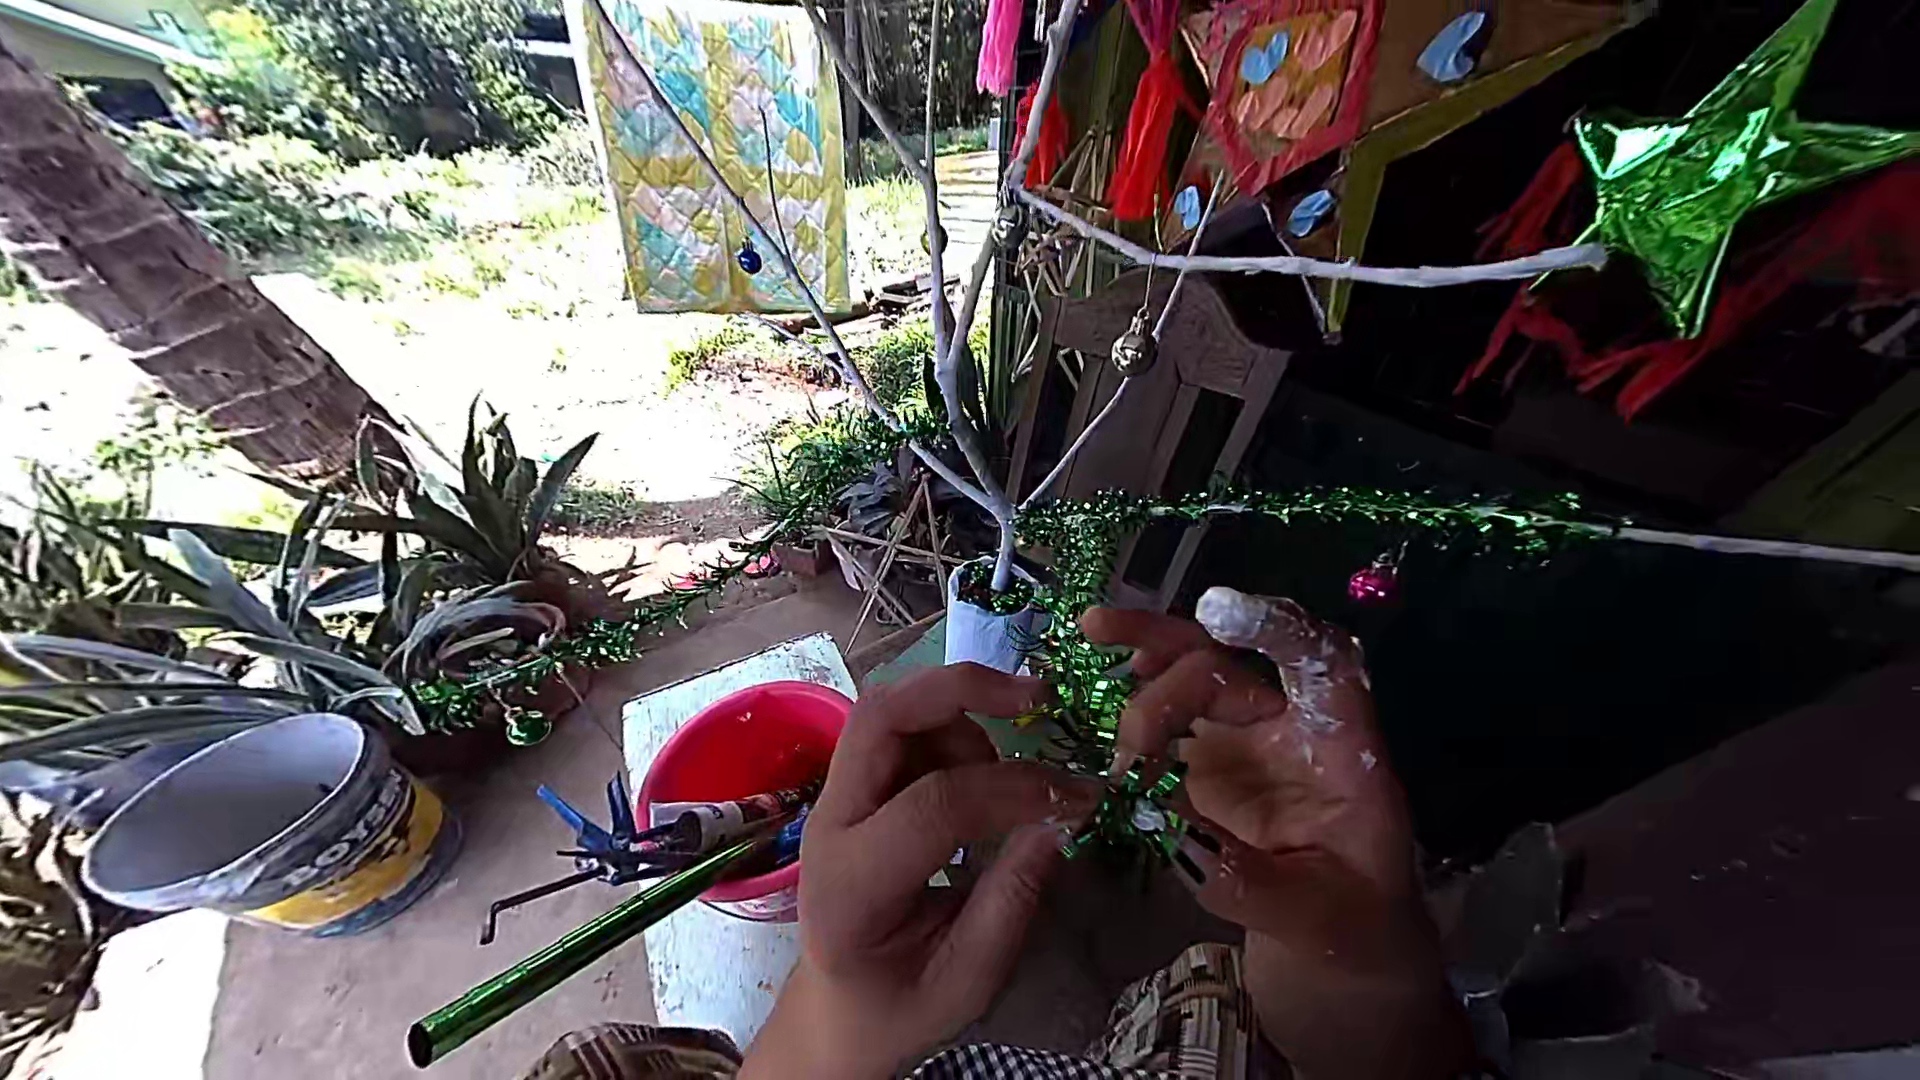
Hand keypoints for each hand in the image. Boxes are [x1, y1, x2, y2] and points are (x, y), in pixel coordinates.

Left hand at [741, 664, 1098, 1079]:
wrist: (836, 1001)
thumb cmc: (897, 1004)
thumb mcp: (965, 981)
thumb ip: (1012, 900)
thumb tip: (1059, 817)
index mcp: (851, 885)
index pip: (930, 806)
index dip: (1009, 789)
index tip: (1073, 793)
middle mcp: (831, 819)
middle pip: (881, 715)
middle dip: (960, 689)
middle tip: (1032, 697)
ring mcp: (837, 792)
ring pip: (891, 707)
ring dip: (959, 714)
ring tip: (1002, 764)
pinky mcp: (854, 779)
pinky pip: (902, 723)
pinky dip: (950, 723)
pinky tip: (977, 766)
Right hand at [1084, 591, 1470, 1079]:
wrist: (1333, 938)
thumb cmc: (1346, 925)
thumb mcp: (1311, 918)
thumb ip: (1244, 879)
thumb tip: (1163, 828)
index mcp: (1337, 749)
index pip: (1322, 665)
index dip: (1276, 627)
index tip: (1216, 610)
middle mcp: (1284, 724)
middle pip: (1228, 664)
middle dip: (1169, 682)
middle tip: (1129, 733)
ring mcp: (1237, 732)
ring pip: (1191, 665)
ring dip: (1144, 644)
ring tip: (1094, 629)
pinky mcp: (1201, 749)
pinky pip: (1163, 703)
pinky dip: (1131, 685)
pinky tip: (1103, 678)